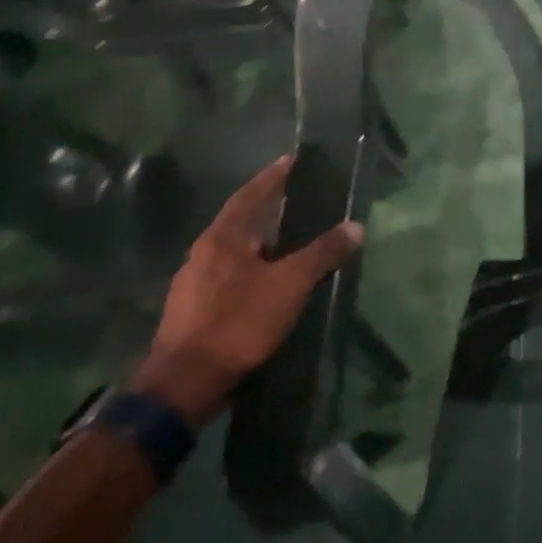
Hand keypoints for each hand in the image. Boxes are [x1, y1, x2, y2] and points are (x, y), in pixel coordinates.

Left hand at [131, 156, 363, 424]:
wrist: (186, 383)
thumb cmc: (239, 322)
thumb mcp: (290, 284)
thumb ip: (323, 253)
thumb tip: (355, 226)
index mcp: (222, 239)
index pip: (250, 196)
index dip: (272, 178)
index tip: (292, 160)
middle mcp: (203, 255)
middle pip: (241, 223)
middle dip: (270, 212)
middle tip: (301, 202)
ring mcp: (194, 285)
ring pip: (237, 253)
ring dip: (264, 245)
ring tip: (294, 243)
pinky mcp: (196, 312)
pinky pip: (232, 278)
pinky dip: (256, 271)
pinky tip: (273, 285)